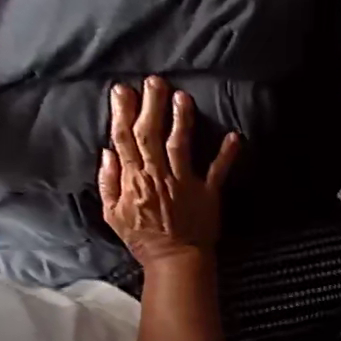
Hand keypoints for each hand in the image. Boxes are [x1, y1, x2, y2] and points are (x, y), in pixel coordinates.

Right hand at [100, 76, 239, 267]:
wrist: (175, 260)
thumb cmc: (143, 237)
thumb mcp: (113, 213)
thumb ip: (108, 182)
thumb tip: (106, 152)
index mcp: (134, 180)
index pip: (124, 139)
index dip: (123, 112)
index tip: (122, 90)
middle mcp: (159, 176)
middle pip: (151, 135)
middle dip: (151, 106)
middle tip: (154, 80)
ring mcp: (185, 183)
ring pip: (181, 145)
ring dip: (182, 120)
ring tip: (182, 96)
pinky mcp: (209, 192)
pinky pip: (219, 170)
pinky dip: (227, 153)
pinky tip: (234, 135)